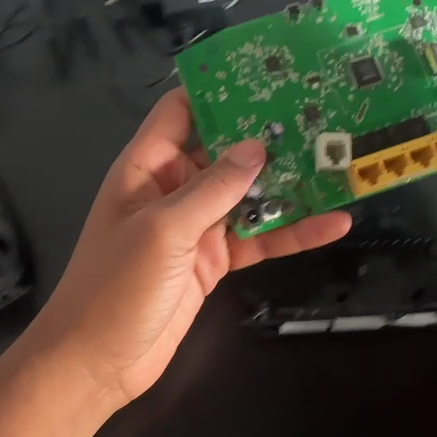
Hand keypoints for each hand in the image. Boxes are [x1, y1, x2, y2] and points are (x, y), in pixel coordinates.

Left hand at [24, 89, 352, 405]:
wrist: (98, 362)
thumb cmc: (115, 286)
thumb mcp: (163, 229)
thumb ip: (212, 188)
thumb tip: (256, 147)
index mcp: (148, 166)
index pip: (182, 111)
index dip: (218, 90)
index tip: (266, 74)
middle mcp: (174, 187)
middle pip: (225, 150)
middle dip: (268, 135)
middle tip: (322, 115)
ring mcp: (196, 225)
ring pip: (248, 194)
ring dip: (289, 183)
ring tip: (339, 163)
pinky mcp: (214, 259)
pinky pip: (257, 238)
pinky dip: (291, 231)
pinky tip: (333, 224)